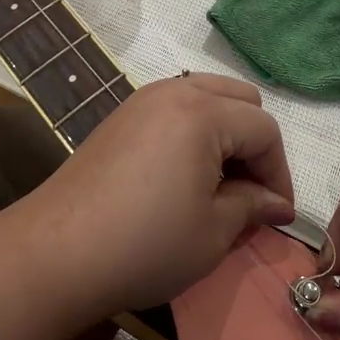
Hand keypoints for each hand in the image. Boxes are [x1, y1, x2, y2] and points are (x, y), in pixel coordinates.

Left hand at [0, 73, 296, 318]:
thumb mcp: (212, 232)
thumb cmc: (146, 242)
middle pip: (238, 98)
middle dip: (253, 142)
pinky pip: (174, 105)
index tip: (276, 214)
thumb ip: (251, 206)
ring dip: (224, 130)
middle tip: (249, 192)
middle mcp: (175, 91)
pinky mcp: (121, 114)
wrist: (61, 248)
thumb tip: (277, 203)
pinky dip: (192, 128)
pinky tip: (182, 174)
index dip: (278, 172)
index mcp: (203, 111)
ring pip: (205, 94)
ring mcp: (143, 98)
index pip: (264, 128)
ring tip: (218, 183)